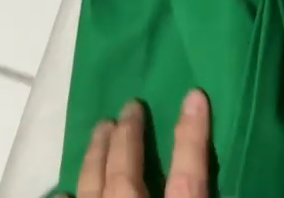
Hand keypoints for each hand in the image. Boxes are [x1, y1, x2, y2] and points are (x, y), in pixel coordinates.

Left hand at [74, 91, 211, 197]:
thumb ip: (203, 194)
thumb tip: (219, 179)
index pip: (187, 177)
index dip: (192, 136)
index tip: (195, 96)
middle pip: (126, 173)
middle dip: (129, 136)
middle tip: (130, 105)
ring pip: (92, 186)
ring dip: (96, 155)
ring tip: (102, 128)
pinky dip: (67, 197)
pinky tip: (65, 189)